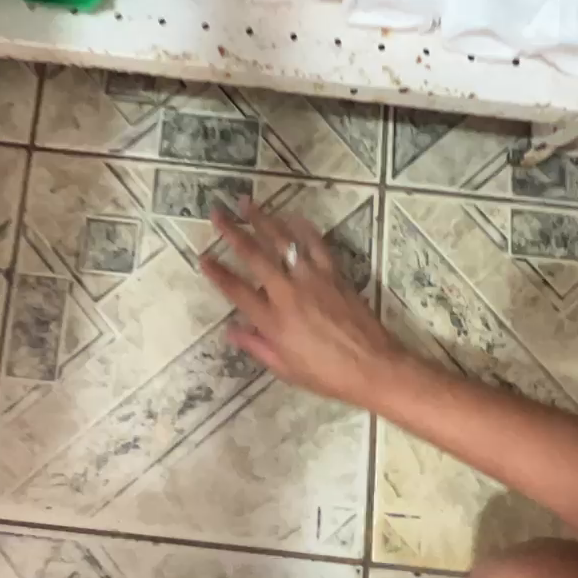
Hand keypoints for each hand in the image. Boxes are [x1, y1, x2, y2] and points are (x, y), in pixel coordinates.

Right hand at [199, 197, 422, 409]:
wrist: (373, 367)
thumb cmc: (327, 375)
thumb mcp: (285, 368)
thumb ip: (256, 346)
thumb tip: (232, 330)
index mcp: (272, 321)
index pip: (236, 290)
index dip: (217, 272)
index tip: (203, 256)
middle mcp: (288, 294)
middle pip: (254, 256)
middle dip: (233, 232)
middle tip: (217, 213)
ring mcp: (312, 279)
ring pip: (283, 242)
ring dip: (263, 220)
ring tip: (247, 202)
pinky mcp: (334, 274)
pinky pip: (316, 245)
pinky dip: (303, 228)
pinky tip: (292, 216)